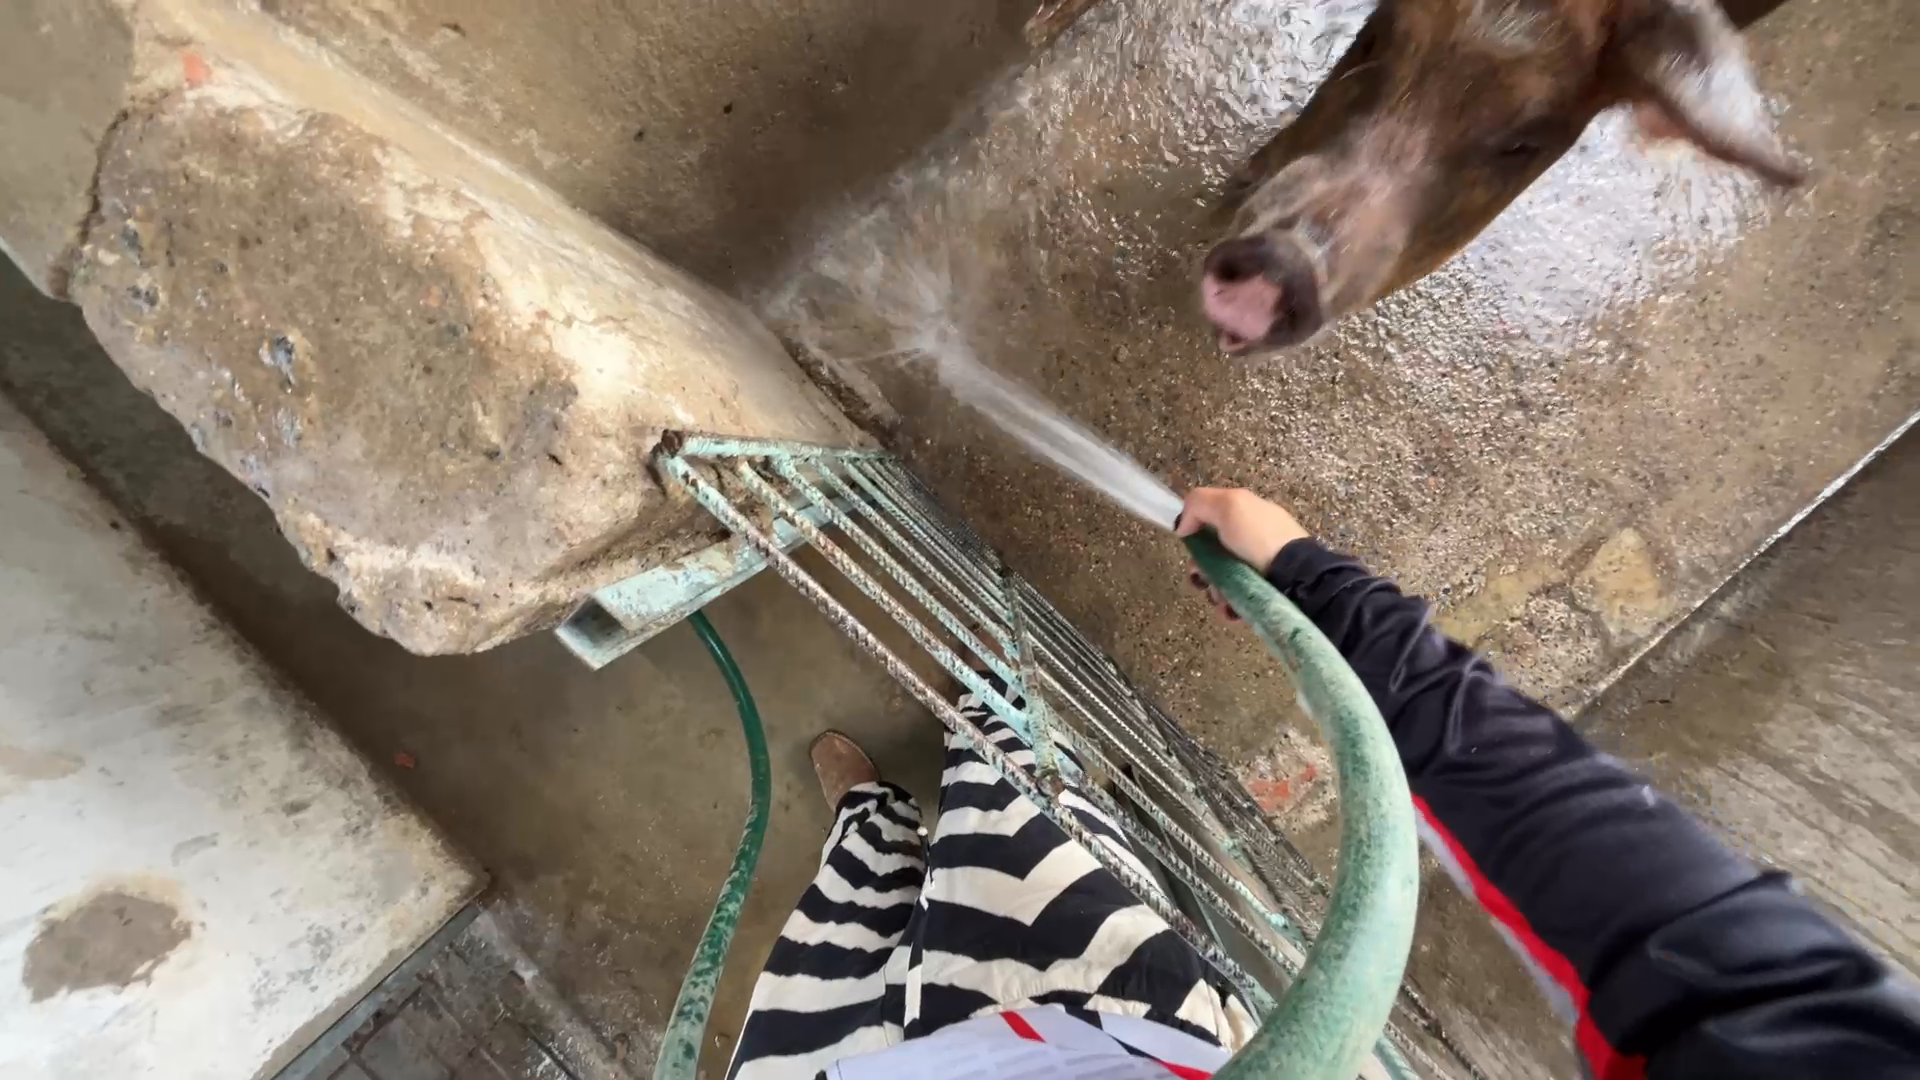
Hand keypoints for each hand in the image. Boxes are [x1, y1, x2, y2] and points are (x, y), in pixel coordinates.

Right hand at [1176, 488, 1309, 620]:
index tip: (1189, 544)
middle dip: (1200, 568)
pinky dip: (1226, 606)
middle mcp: (1249, 541)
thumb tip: (1182, 526)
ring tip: (1221, 596)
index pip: (1208, 522)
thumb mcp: (1229, 504)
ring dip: (1213, 590)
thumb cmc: (1260, 537)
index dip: (1194, 532)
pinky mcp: (1259, 594)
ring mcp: (1255, 569)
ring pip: (1218, 580)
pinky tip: (1229, 608)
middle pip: (1209, 555)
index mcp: (1246, 516)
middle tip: (1202, 576)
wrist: (1296, 576)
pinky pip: (1233, 600)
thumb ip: (1198, 504)